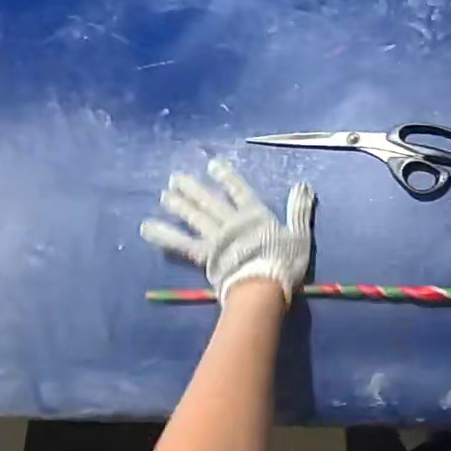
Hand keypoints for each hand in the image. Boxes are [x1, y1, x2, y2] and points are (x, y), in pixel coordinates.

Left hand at [140, 160, 312, 302]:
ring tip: (164, 195)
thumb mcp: (299, 234)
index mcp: (255, 214)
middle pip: (209, 201)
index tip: (213, 166)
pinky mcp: (204, 254)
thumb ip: (299, 209)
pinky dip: (164, 234)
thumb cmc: (285, 262)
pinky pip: (180, 242)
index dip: (227, 177)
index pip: (239, 190)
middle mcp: (231, 221)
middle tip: (176, 179)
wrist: (264, 284)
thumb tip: (304, 185)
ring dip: (179, 205)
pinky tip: (147, 227)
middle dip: (193, 189)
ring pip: (194, 216)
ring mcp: (215, 237)